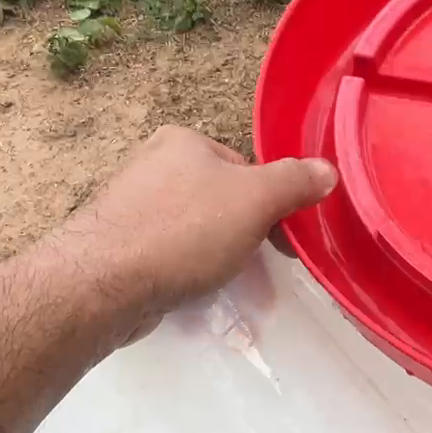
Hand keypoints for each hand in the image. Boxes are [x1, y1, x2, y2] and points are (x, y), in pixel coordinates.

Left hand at [52, 126, 335, 320]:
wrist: (103, 283)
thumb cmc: (184, 232)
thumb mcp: (255, 201)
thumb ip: (294, 182)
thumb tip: (329, 169)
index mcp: (184, 141)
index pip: (246, 169)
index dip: (272, 204)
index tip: (283, 240)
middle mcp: (154, 164)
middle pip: (223, 200)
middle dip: (246, 236)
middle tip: (259, 268)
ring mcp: (132, 205)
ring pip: (198, 231)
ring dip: (220, 258)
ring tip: (227, 285)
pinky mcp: (119, 244)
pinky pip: (171, 254)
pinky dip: (188, 271)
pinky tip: (191, 291)